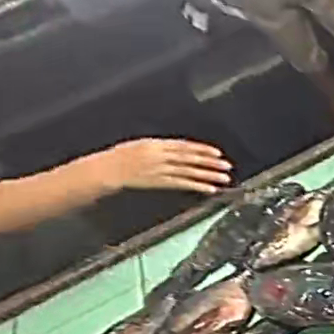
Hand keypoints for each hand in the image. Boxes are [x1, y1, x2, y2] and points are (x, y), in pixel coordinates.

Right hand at [83, 139, 231, 192]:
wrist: (107, 170)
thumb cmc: (121, 157)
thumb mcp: (141, 145)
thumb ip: (161, 148)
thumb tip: (180, 150)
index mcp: (155, 144)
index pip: (184, 146)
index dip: (202, 149)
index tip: (217, 153)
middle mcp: (160, 155)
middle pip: (190, 158)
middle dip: (210, 162)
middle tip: (227, 165)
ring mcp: (160, 169)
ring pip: (190, 172)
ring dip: (209, 175)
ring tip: (224, 178)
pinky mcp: (160, 182)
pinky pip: (182, 184)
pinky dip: (197, 186)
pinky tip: (210, 189)